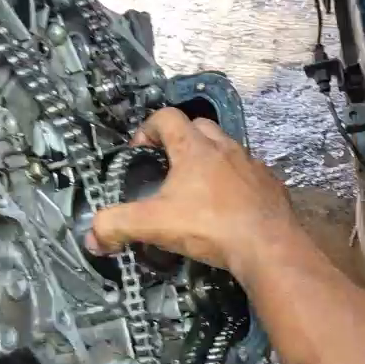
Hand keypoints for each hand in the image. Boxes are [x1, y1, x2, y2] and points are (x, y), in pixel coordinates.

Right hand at [88, 108, 306, 277]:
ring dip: (210, 160)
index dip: (148, 128)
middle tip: (168, 166)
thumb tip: (93, 237)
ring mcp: (253, 165)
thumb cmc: (211, 227)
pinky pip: (249, 174)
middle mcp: (226, 148)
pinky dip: (236, 183)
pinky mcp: (271, 185)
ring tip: (198, 188)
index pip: (167, 117)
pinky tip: (229, 206)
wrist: (269, 246)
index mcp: (194, 148)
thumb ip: (117, 225)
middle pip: (199, 127)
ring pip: (227, 149)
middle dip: (180, 140)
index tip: (140, 151)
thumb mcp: (154, 225)